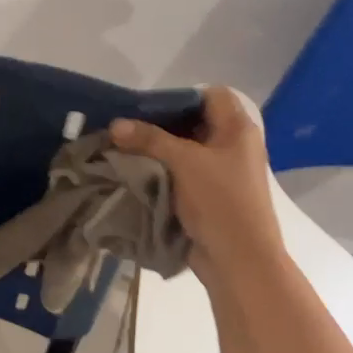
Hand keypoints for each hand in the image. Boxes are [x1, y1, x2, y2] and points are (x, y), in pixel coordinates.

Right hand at [110, 87, 283, 273]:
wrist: (237, 257)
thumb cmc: (220, 201)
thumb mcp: (184, 163)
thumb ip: (150, 140)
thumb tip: (115, 124)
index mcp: (237, 129)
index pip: (210, 96)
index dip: (179, 98)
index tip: (144, 110)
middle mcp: (232, 147)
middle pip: (193, 126)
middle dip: (160, 129)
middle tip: (125, 134)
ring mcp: (220, 175)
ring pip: (184, 155)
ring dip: (157, 156)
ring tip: (123, 156)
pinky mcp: (207, 199)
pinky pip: (181, 180)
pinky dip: (160, 178)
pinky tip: (135, 181)